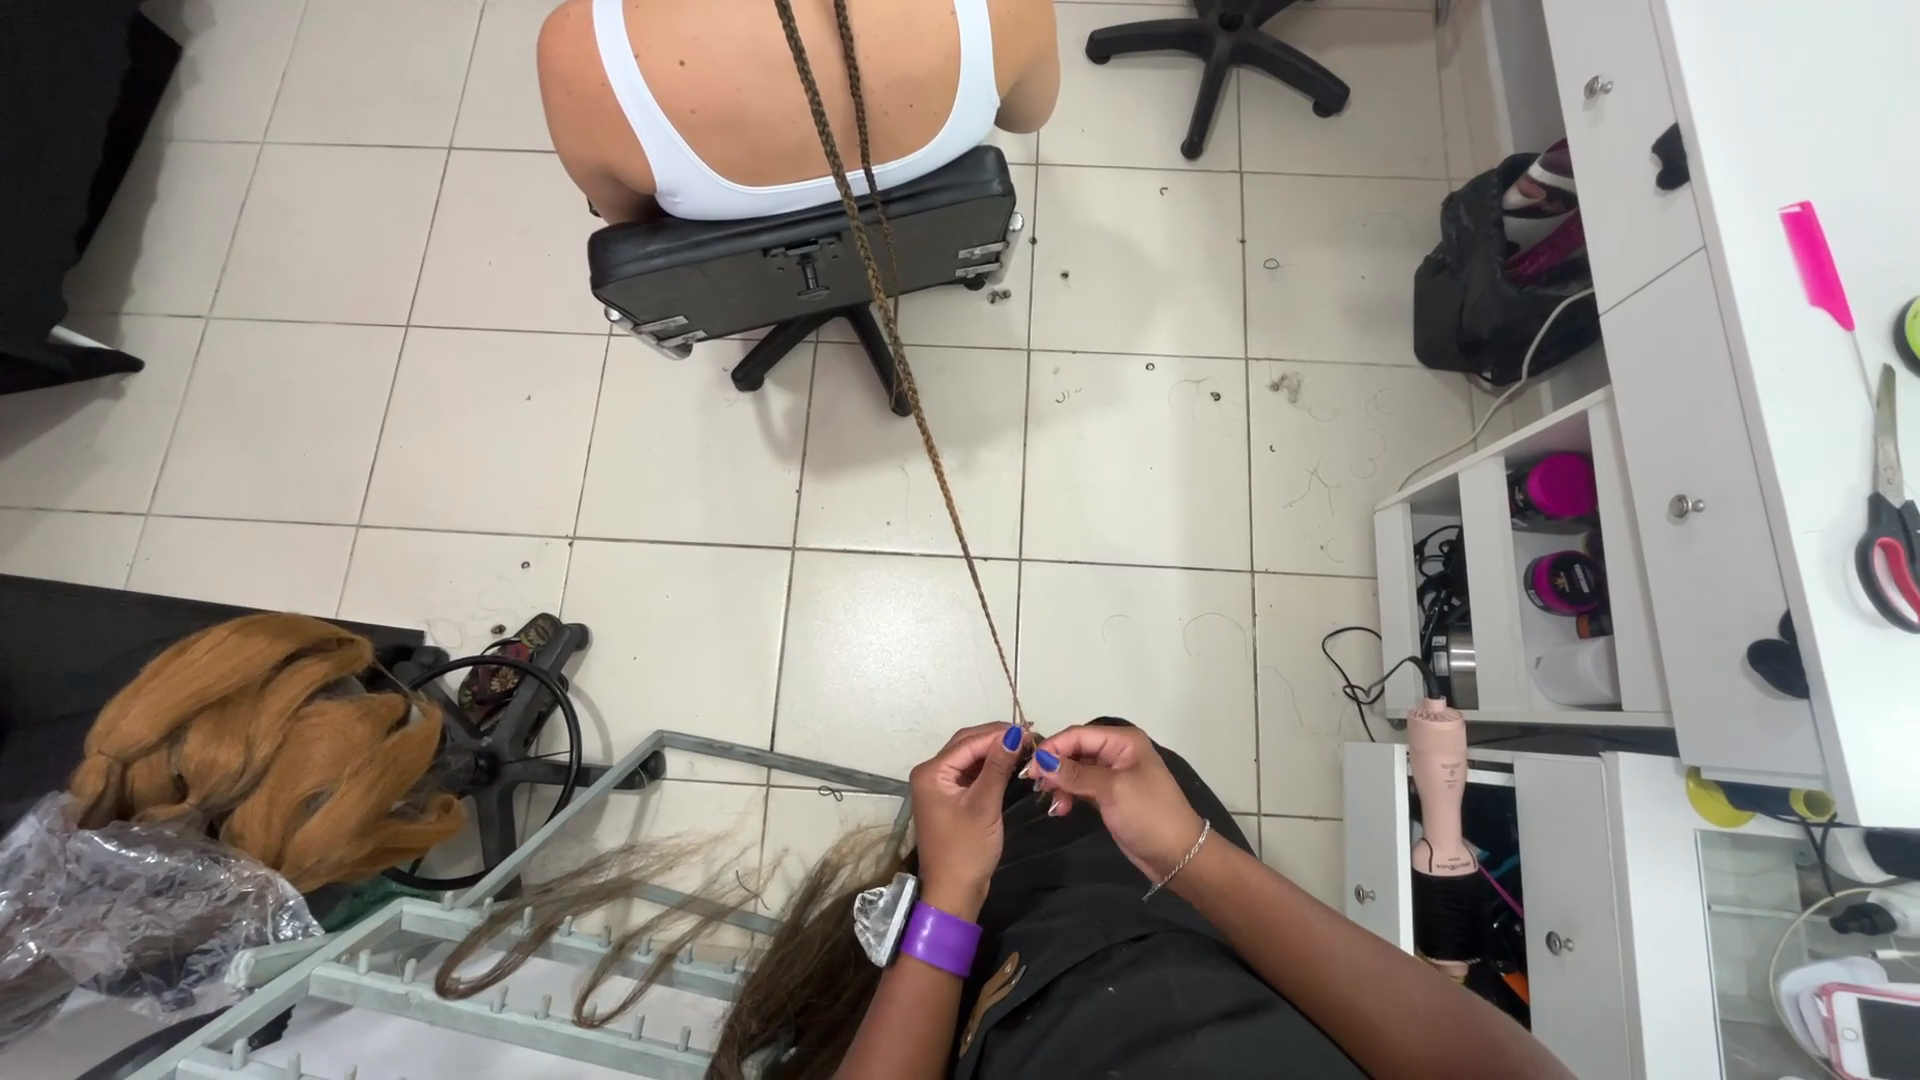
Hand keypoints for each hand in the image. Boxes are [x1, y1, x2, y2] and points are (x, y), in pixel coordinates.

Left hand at [907, 722, 1026, 917]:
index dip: (999, 734)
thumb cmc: (966, 850)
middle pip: (967, 745)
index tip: (1030, 730)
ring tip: (1025, 747)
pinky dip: (990, 768)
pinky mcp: (950, 798)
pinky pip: (971, 774)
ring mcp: (939, 786)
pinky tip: (1010, 765)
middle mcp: (931, 773)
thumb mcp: (984, 805)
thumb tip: (1015, 733)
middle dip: (997, 739)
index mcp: (931, 772)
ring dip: (995, 752)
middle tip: (1030, 736)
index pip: (968, 742)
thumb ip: (998, 766)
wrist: (954, 893)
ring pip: (970, 758)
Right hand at [1031, 724, 1204, 882]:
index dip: (1052, 748)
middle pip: (1074, 750)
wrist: (1178, 856)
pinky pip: (1080, 787)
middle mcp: (1116, 752)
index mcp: (1123, 741)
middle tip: (1036, 787)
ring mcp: (1112, 774)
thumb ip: (1075, 774)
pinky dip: (1068, 795)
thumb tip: (1041, 762)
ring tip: (1053, 804)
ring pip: (1074, 770)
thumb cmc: (1149, 814)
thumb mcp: (1112, 790)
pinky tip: (1062, 809)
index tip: (1030, 768)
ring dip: (1060, 784)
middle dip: (1054, 767)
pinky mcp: (1108, 795)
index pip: (1077, 734)